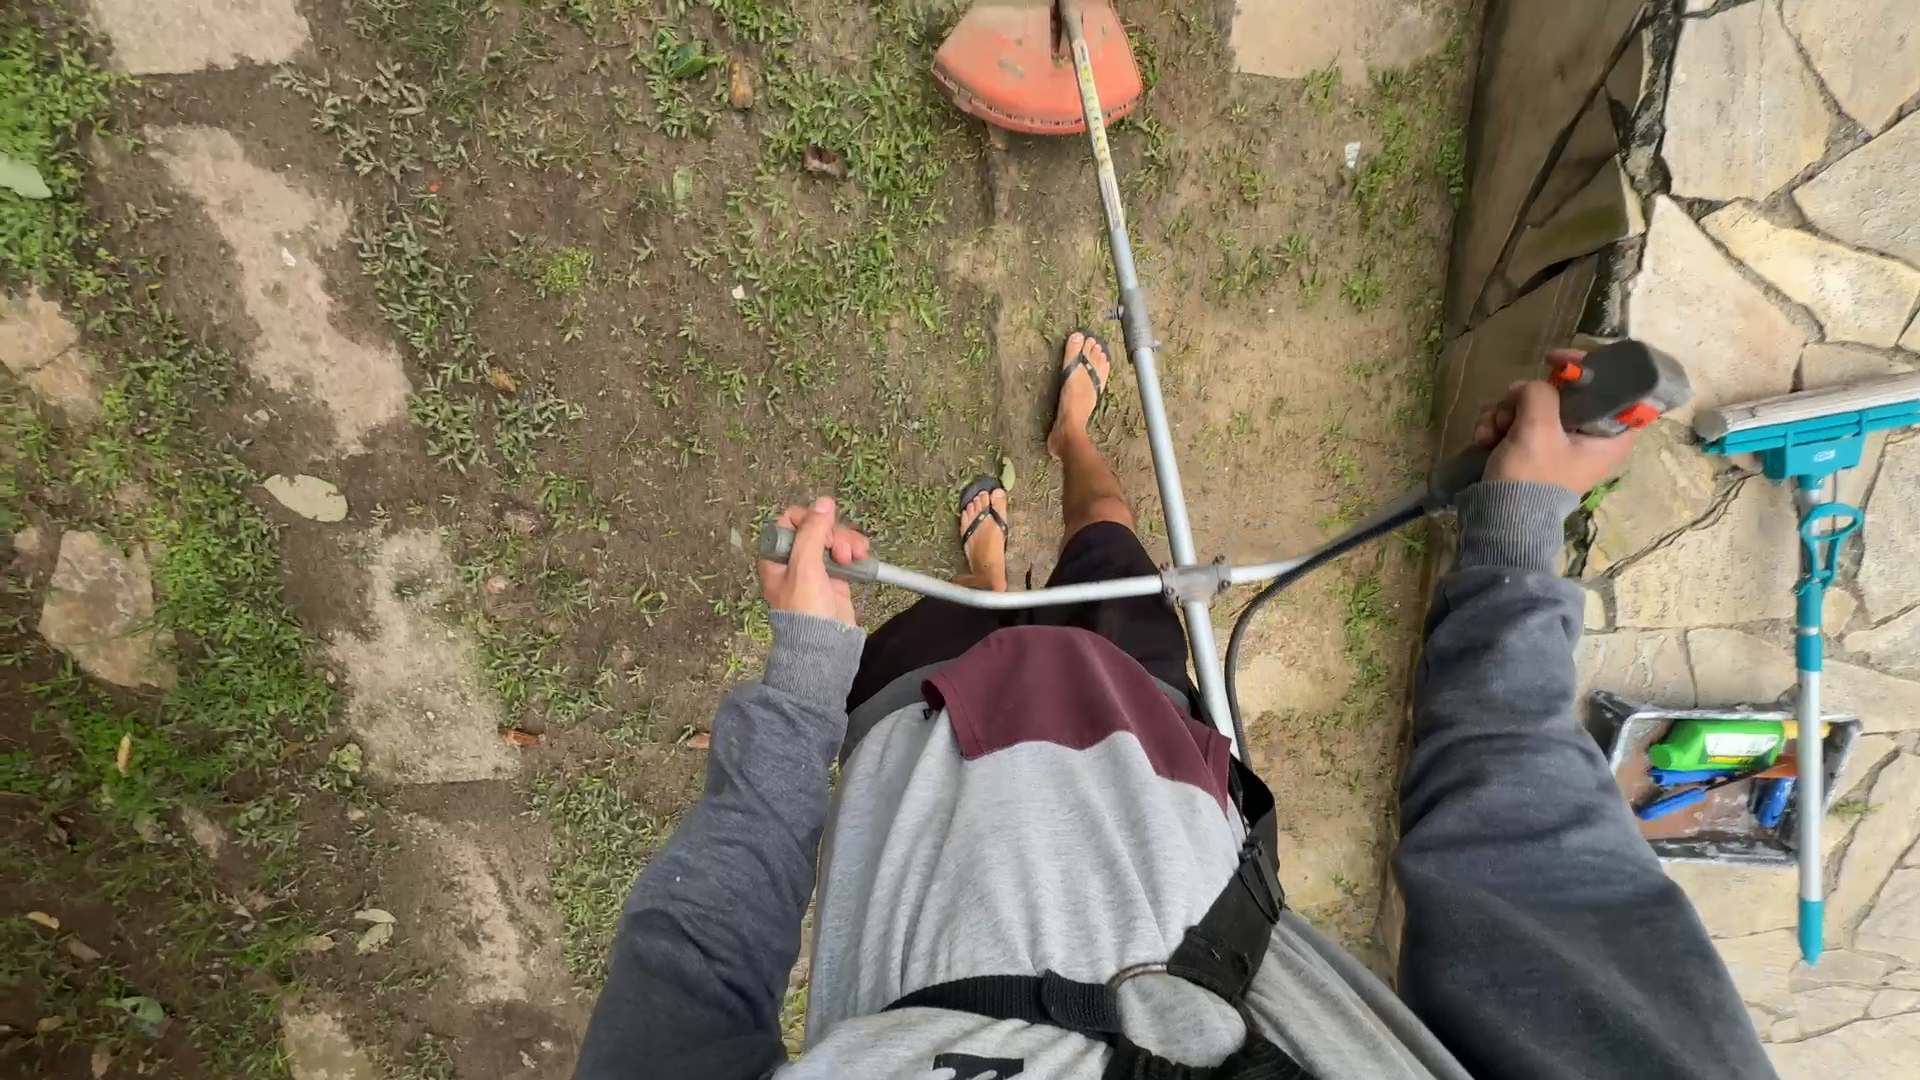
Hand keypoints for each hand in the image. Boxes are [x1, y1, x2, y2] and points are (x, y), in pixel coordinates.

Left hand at [757, 496, 869, 625]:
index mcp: (777, 555)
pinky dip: (855, 553)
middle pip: (817, 528)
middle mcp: (794, 559)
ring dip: (848, 542)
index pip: (791, 521)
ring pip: (834, 539)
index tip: (823, 533)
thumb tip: (824, 502)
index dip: (811, 521)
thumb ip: (813, 532)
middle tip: (842, 552)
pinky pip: (845, 554)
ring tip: (856, 556)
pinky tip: (862, 558)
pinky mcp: (835, 576)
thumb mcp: (805, 566)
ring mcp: (816, 568)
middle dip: (834, 535)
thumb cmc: (806, 608)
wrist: (824, 644)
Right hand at [1473, 351, 1637, 493]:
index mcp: (1610, 434)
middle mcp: (1587, 436)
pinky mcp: (1529, 451)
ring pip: (1530, 407)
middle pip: (1562, 395)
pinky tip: (1483, 440)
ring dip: (1503, 413)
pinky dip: (1495, 427)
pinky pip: (1514, 424)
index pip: (1615, 386)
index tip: (1555, 361)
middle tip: (1508, 411)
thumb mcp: (1536, 430)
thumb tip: (1527, 387)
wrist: (1500, 518)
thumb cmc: (1530, 477)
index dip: (1587, 367)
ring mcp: (1556, 444)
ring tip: (1489, 433)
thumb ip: (1538, 395)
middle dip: (1526, 399)